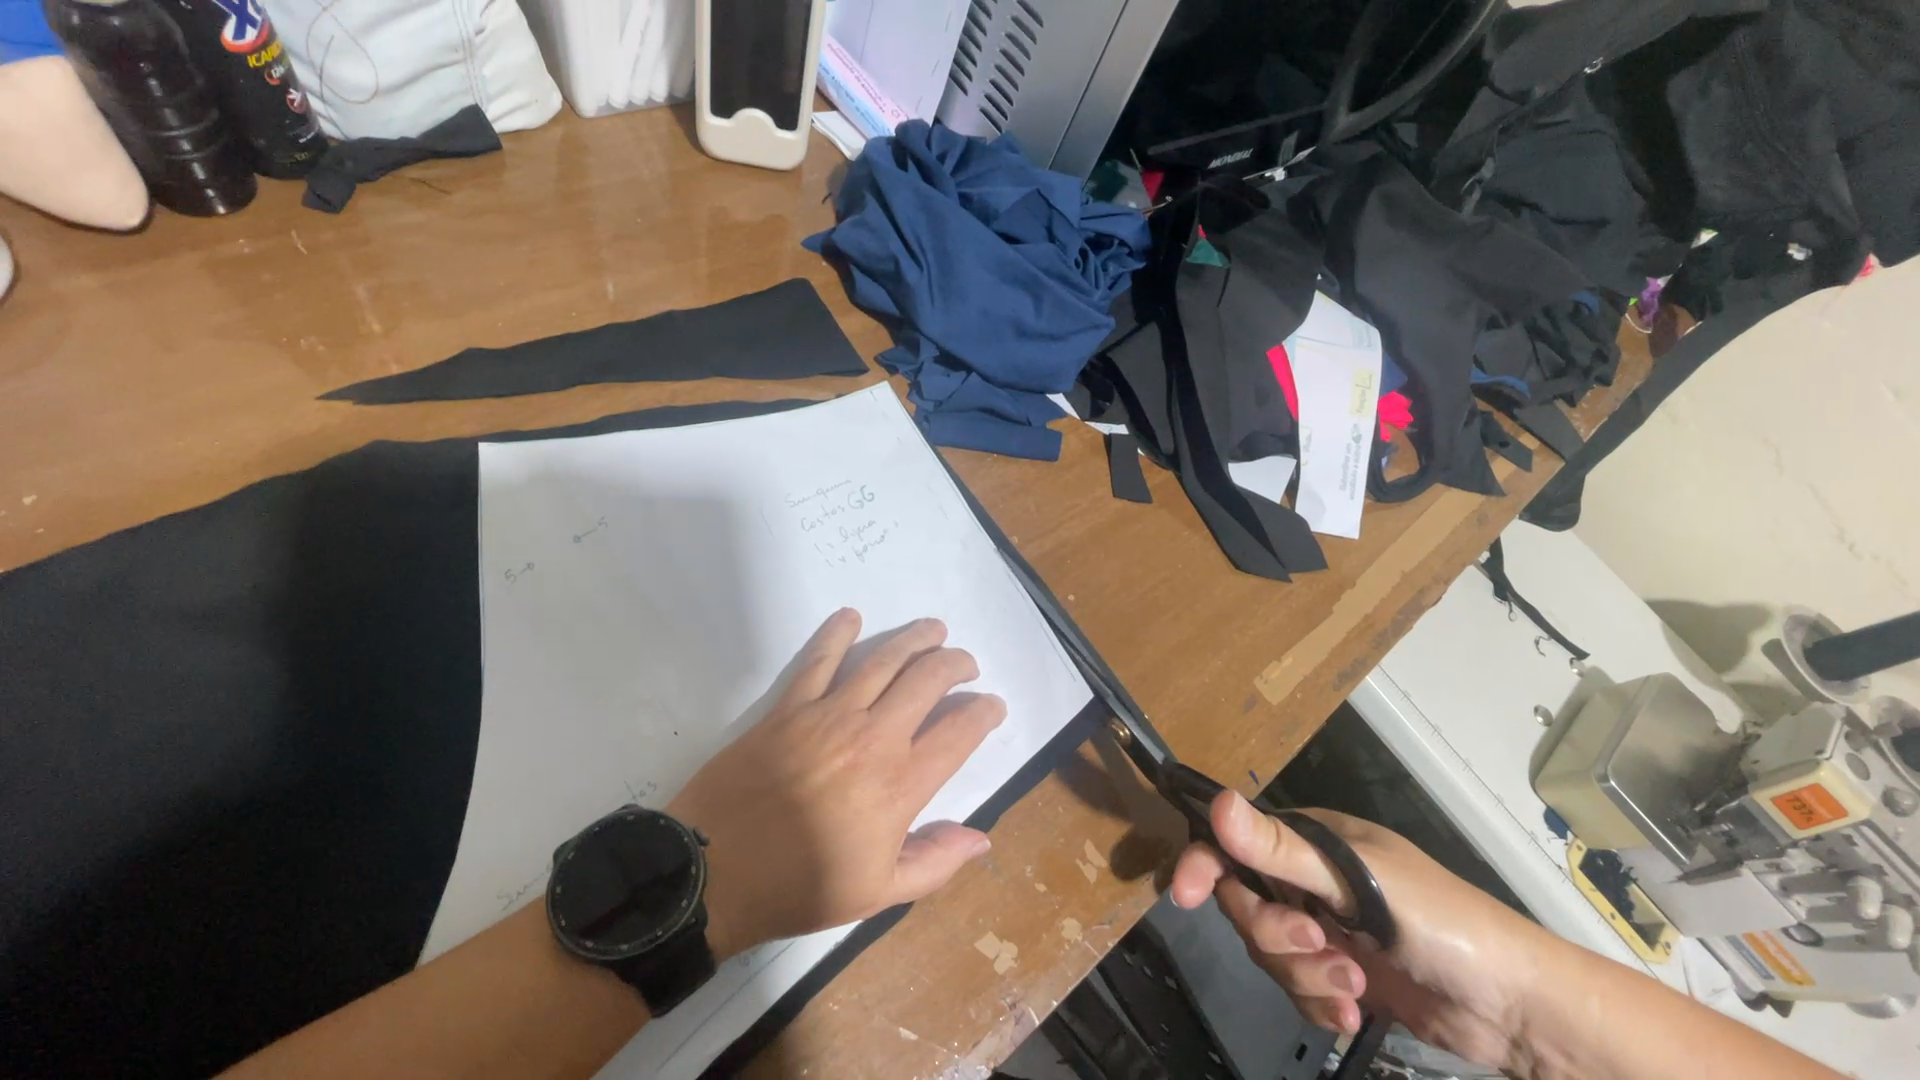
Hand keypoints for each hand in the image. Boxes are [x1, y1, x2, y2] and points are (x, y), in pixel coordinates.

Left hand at [667, 609, 1005, 959]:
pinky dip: (838, 633)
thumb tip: (982, 836)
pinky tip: (852, 617)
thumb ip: (935, 861)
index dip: (984, 712)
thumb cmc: (800, 886)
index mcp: (901, 784)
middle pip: (928, 680)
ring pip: (884, 660)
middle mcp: (874, 737)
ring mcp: (829, 715)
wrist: (715, 874)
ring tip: (933, 630)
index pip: (959, 732)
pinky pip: (819, 659)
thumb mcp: (878, 892)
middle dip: (956, 664)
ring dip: (915, 639)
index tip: (993, 705)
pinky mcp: (788, 707)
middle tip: (965, 664)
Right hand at [1170, 792, 1554, 1070]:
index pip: (1236, 841)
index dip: (1203, 863)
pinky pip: (1292, 987)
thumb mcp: (1360, 882)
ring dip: (1303, 974)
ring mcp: (1323, 927)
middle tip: (1318, 945)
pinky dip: (1317, 1003)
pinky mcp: (1336, 974)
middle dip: (1275, 933)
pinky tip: (1353, 1014)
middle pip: (1244, 902)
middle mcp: (1310, 878)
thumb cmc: (1444, 925)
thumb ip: (1283, 851)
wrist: (1516, 1010)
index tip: (1181, 896)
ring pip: (1266, 949)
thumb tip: (1218, 803)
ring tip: (1353, 988)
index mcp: (1314, 840)